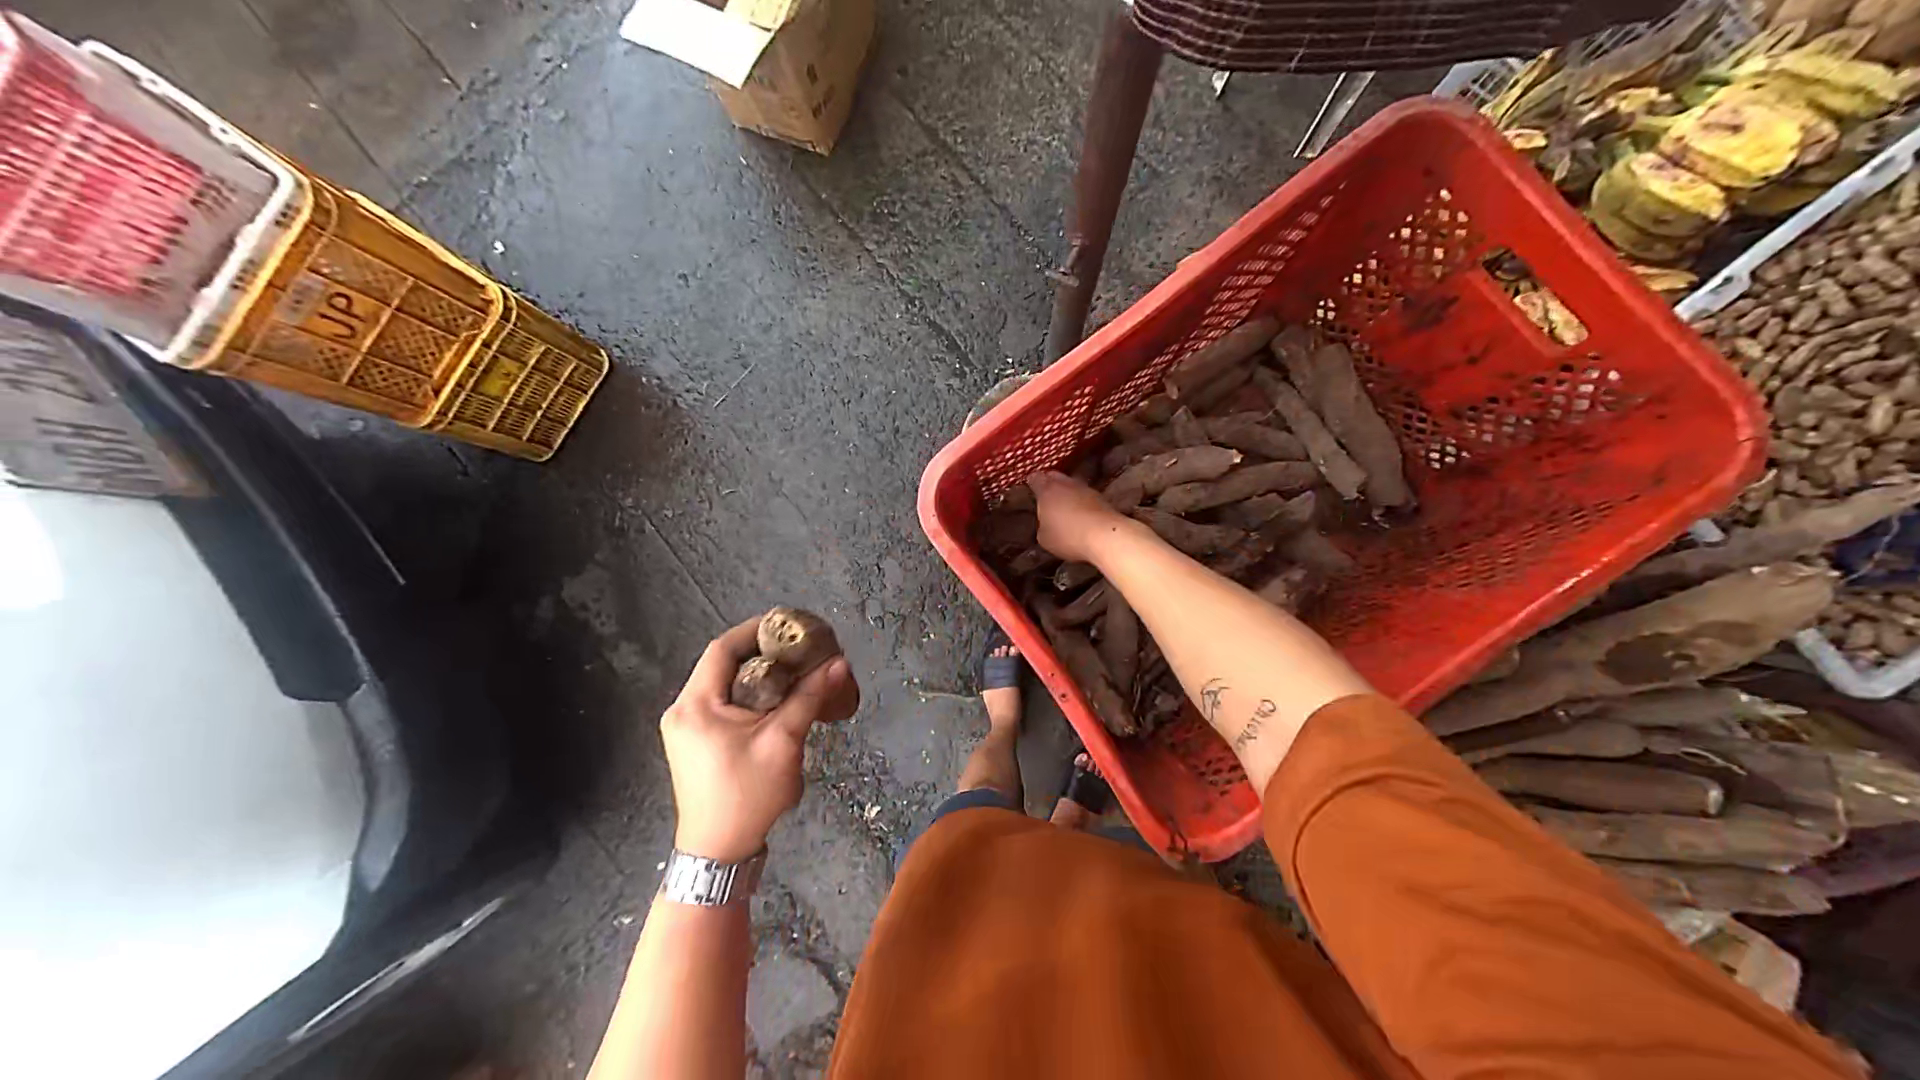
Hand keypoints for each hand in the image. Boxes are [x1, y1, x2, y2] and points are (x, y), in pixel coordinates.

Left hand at [661, 617, 860, 862]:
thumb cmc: (747, 796)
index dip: (755, 630)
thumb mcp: (782, 742)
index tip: (788, 625)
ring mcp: (685, 727)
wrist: (718, 852)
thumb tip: (839, 664)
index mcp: (695, 705)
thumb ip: (808, 698)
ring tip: (792, 670)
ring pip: (722, 684)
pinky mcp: (693, 742)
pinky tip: (775, 700)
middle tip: (797, 648)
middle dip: (760, 652)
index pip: (722, 649)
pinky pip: (721, 703)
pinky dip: (748, 694)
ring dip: (756, 674)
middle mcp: (682, 710)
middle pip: (721, 664)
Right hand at [1029, 470, 1136, 563]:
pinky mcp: (1101, 498)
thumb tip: (1047, 522)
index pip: (1035, 478)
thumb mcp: (1044, 537)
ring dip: (1067, 491)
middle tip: (1045, 493)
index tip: (1029, 486)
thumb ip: (1042, 524)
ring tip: (1064, 503)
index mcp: (1047, 490)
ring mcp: (1086, 489)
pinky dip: (1081, 500)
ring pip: (1072, 484)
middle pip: (1055, 476)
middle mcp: (1066, 484)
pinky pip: (1085, 495)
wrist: (1105, 536)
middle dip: (1049, 482)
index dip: (1031, 481)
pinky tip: (1080, 511)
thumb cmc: (1068, 536)